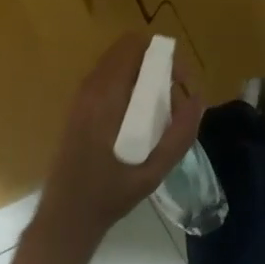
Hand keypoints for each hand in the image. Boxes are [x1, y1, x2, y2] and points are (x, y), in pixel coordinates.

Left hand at [33, 33, 203, 245]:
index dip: (164, 56)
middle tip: (174, 94)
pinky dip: (128, 85)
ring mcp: (79, 97)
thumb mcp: (154, 170)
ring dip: (143, 75)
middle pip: (126, 50)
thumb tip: (197, 99)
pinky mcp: (77, 108)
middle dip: (156, 63)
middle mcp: (89, 88)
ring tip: (161, 107)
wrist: (66, 216)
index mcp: (105, 97)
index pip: (134, 47)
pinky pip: (107, 79)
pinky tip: (140, 117)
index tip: (180, 83)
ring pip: (116, 64)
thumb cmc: (110, 194)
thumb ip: (179, 134)